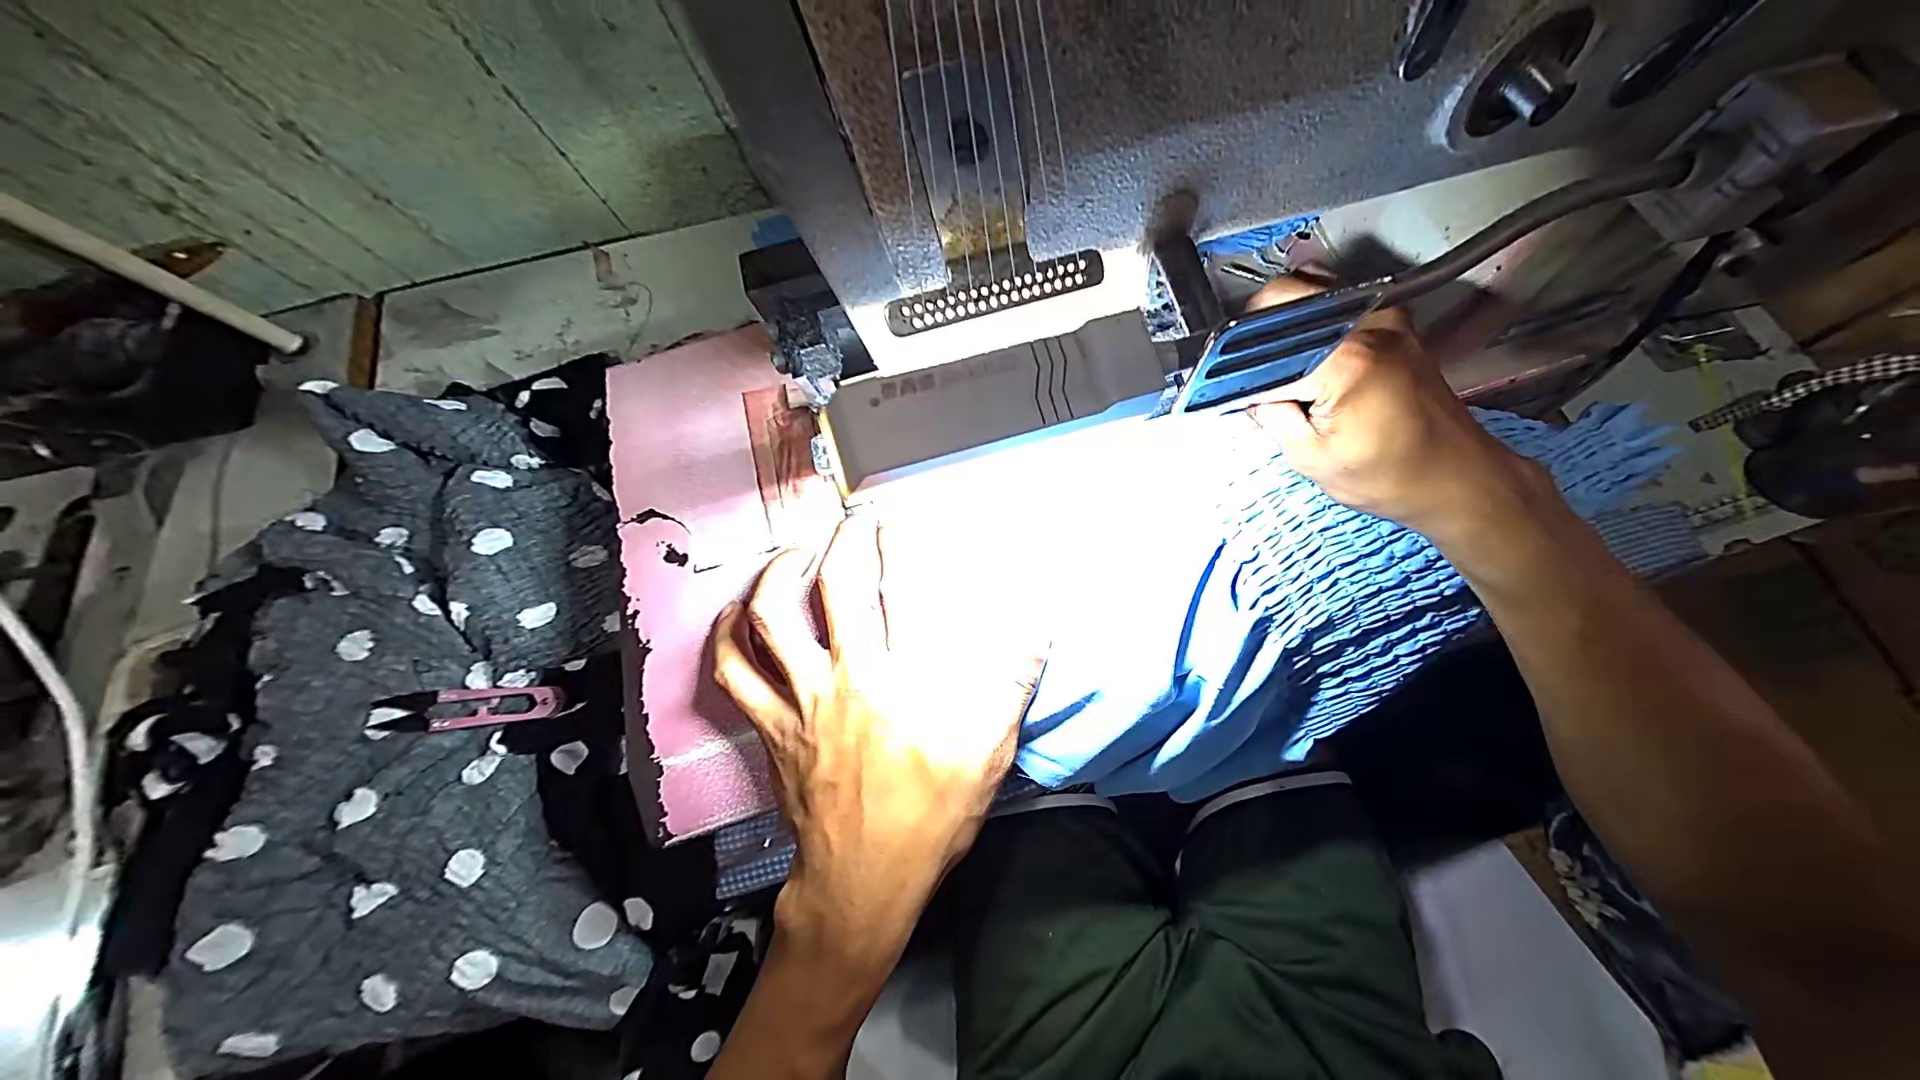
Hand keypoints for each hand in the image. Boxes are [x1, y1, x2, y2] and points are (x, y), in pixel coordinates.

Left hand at [712, 513, 1044, 953]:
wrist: (863, 880)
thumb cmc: (929, 817)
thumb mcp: (985, 753)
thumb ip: (1008, 685)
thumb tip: (1037, 630)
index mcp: (895, 681)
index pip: (895, 593)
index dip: (894, 545)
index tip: (894, 517)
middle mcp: (841, 679)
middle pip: (830, 590)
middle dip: (841, 542)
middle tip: (851, 521)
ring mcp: (797, 703)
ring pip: (770, 621)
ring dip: (777, 576)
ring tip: (793, 554)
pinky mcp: (770, 728)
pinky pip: (736, 675)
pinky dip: (728, 638)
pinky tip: (733, 614)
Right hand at [1242, 276, 1556, 546]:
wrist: (1456, 476)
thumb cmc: (1392, 476)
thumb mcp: (1311, 458)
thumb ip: (1269, 416)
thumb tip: (1241, 392)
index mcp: (1344, 362)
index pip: (1260, 349)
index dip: (1231, 371)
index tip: (1222, 391)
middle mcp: (1368, 327)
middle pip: (1281, 299)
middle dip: (1251, 337)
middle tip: (1248, 377)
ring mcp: (1385, 319)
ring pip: (1307, 294)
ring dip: (1281, 326)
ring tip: (1279, 369)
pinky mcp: (1394, 323)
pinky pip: (1334, 305)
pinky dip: (1309, 323)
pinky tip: (1306, 356)